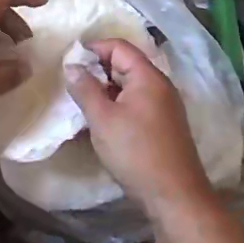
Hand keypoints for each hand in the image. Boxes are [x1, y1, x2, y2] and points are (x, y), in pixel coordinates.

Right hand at [66, 39, 214, 215]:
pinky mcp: (163, 124)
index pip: (119, 46)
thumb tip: (72, 65)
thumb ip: (85, 89)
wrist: (174, 196)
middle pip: (125, 64)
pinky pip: (136, 103)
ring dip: (105, 90)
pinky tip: (101, 122)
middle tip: (72, 84)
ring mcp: (164, 106)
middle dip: (97, 70)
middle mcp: (160, 85)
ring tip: (82, 104)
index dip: (93, 48)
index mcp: (148, 76)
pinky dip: (117, 105)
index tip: (69, 61)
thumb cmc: (136, 152)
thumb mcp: (103, 119)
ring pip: (129, 86)